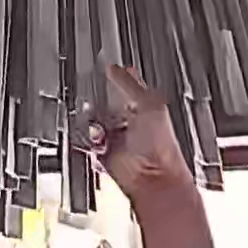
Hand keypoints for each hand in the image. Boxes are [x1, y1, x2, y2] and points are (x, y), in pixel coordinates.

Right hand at [94, 64, 193, 210]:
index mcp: (143, 105)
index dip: (115, 75)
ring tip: (95, 117)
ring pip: (92, 117)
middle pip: (104, 99)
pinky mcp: (102, 151)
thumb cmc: (160, 144)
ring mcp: (114, 135)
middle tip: (93, 93)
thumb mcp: (148, 102)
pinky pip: (86, 136)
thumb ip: (129, 83)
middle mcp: (128, 119)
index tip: (104, 67)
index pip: (125, 84)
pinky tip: (94, 133)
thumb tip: (112, 67)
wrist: (153, 180)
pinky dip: (86, 133)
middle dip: (96, 96)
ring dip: (90, 116)